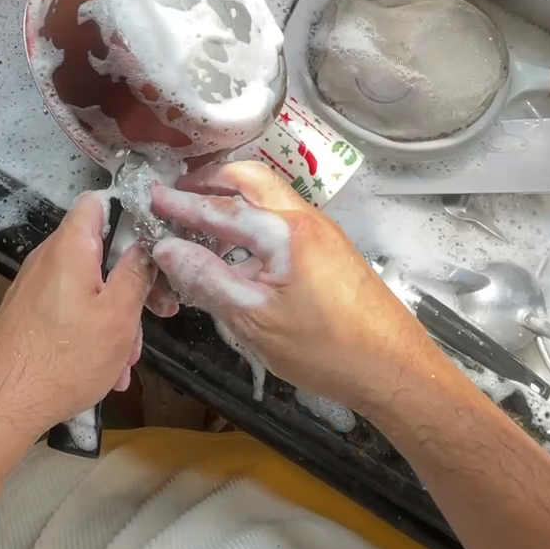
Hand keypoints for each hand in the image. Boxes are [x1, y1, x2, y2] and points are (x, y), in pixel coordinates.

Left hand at [0, 191, 155, 446]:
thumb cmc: (63, 359)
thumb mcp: (117, 318)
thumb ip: (135, 275)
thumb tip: (146, 245)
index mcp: (69, 247)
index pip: (96, 202)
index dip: (127, 213)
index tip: (151, 243)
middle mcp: (47, 258)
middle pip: (97, 253)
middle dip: (126, 287)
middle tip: (144, 324)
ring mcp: (34, 287)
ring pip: (86, 288)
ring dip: (111, 320)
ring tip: (123, 364)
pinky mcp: (27, 313)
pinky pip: (68, 310)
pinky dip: (89, 333)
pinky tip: (103, 373)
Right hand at [147, 162, 431, 413]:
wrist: (397, 371)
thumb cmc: (326, 349)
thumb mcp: (255, 319)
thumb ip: (208, 279)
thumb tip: (168, 249)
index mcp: (284, 232)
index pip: (221, 208)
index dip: (182, 203)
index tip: (152, 198)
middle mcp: (304, 218)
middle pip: (250, 177)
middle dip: (210, 179)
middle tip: (180, 194)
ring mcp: (320, 229)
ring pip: (268, 192)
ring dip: (232, 194)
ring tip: (203, 216)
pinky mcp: (329, 247)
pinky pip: (281, 213)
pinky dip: (252, 213)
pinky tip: (239, 245)